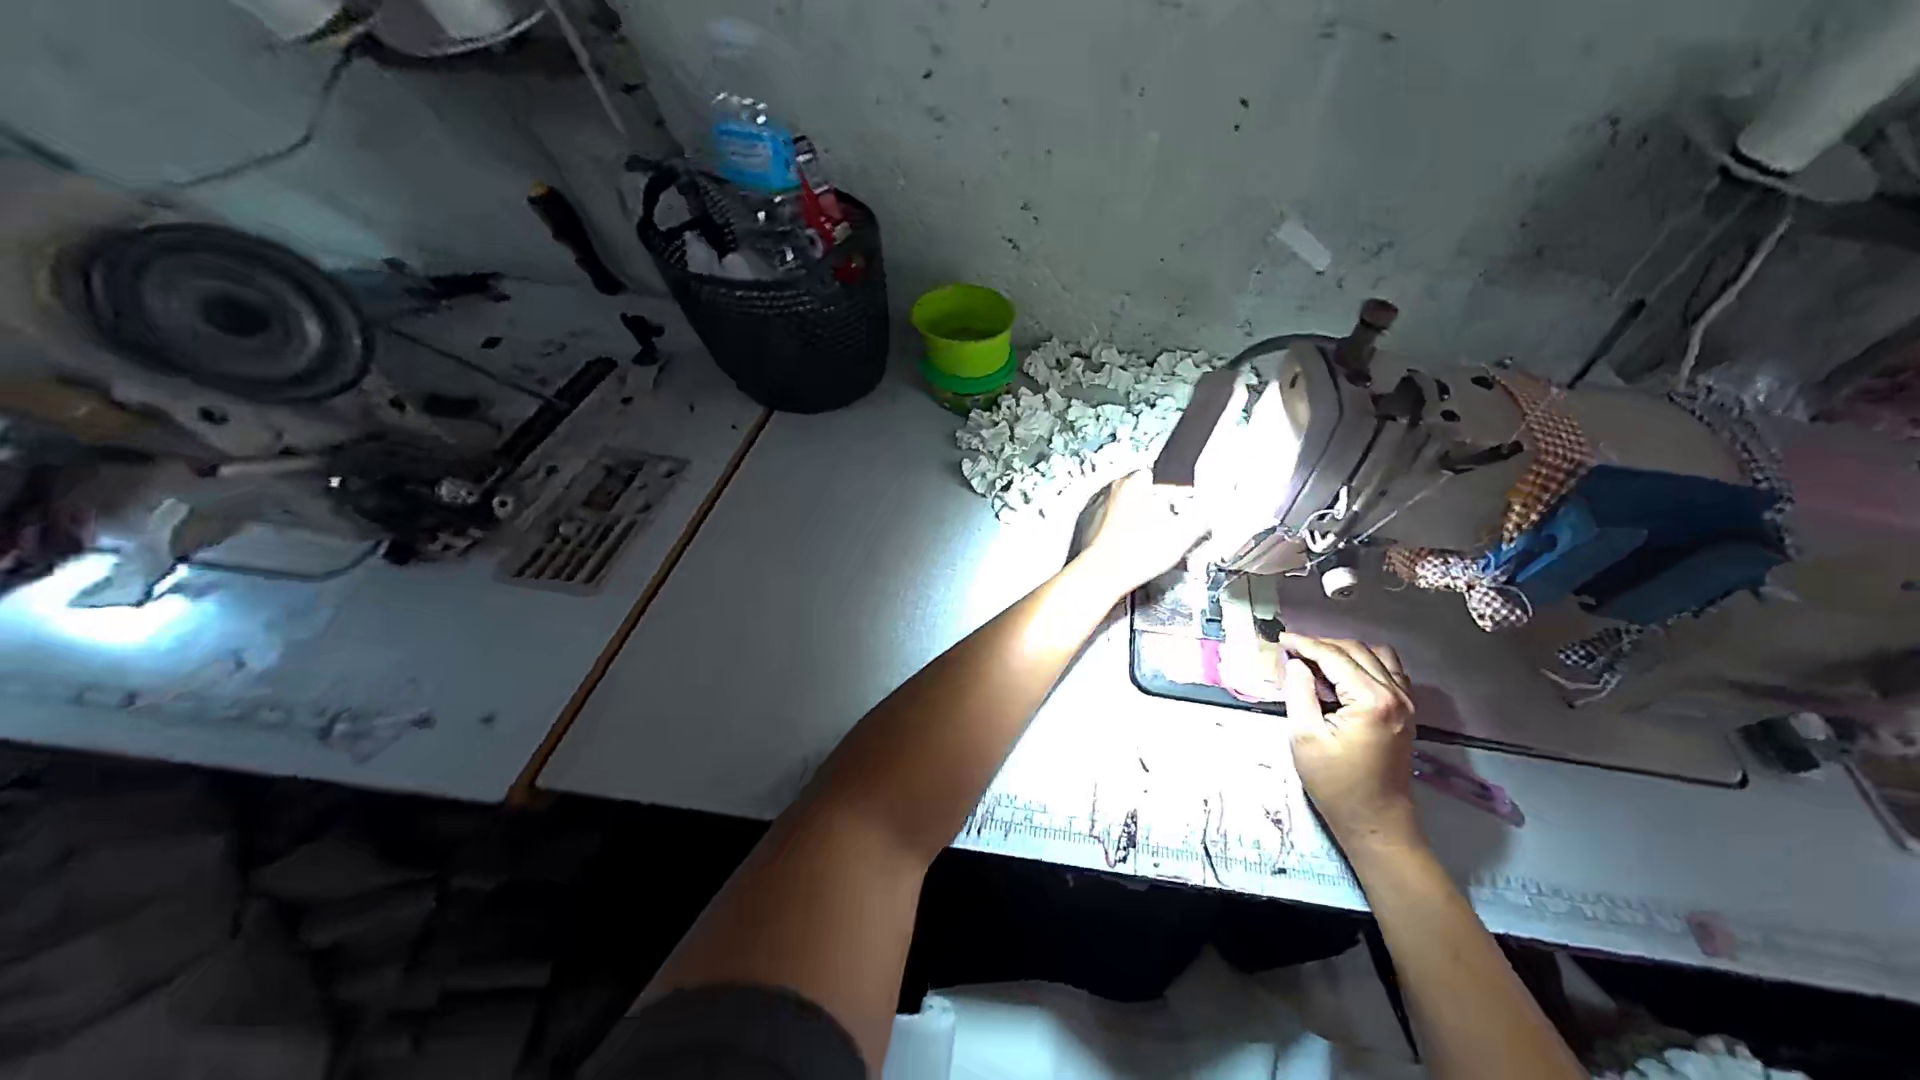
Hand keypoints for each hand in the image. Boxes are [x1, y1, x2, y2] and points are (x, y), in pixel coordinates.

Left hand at [1074, 472, 1208, 592]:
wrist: (1100, 575)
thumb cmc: (1139, 552)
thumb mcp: (1181, 536)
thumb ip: (1198, 518)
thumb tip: (1205, 511)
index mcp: (1135, 481)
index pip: (1157, 476)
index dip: (1169, 494)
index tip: (1174, 511)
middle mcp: (1112, 488)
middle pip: (1138, 491)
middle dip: (1150, 506)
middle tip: (1161, 530)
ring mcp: (1095, 505)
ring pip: (1121, 507)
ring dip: (1131, 519)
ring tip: (1142, 542)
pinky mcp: (1085, 524)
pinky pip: (1106, 523)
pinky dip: (1115, 531)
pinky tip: (1125, 548)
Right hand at [1275, 633, 1420, 852]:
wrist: (1375, 818)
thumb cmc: (1335, 782)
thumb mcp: (1304, 736)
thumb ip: (1299, 692)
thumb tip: (1296, 663)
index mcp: (1371, 700)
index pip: (1334, 657)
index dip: (1305, 644)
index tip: (1281, 639)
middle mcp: (1396, 694)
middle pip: (1356, 650)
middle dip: (1322, 645)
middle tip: (1292, 649)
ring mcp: (1406, 702)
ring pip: (1376, 655)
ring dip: (1344, 651)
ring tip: (1316, 660)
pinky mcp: (1406, 710)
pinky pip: (1388, 671)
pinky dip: (1363, 663)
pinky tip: (1342, 675)